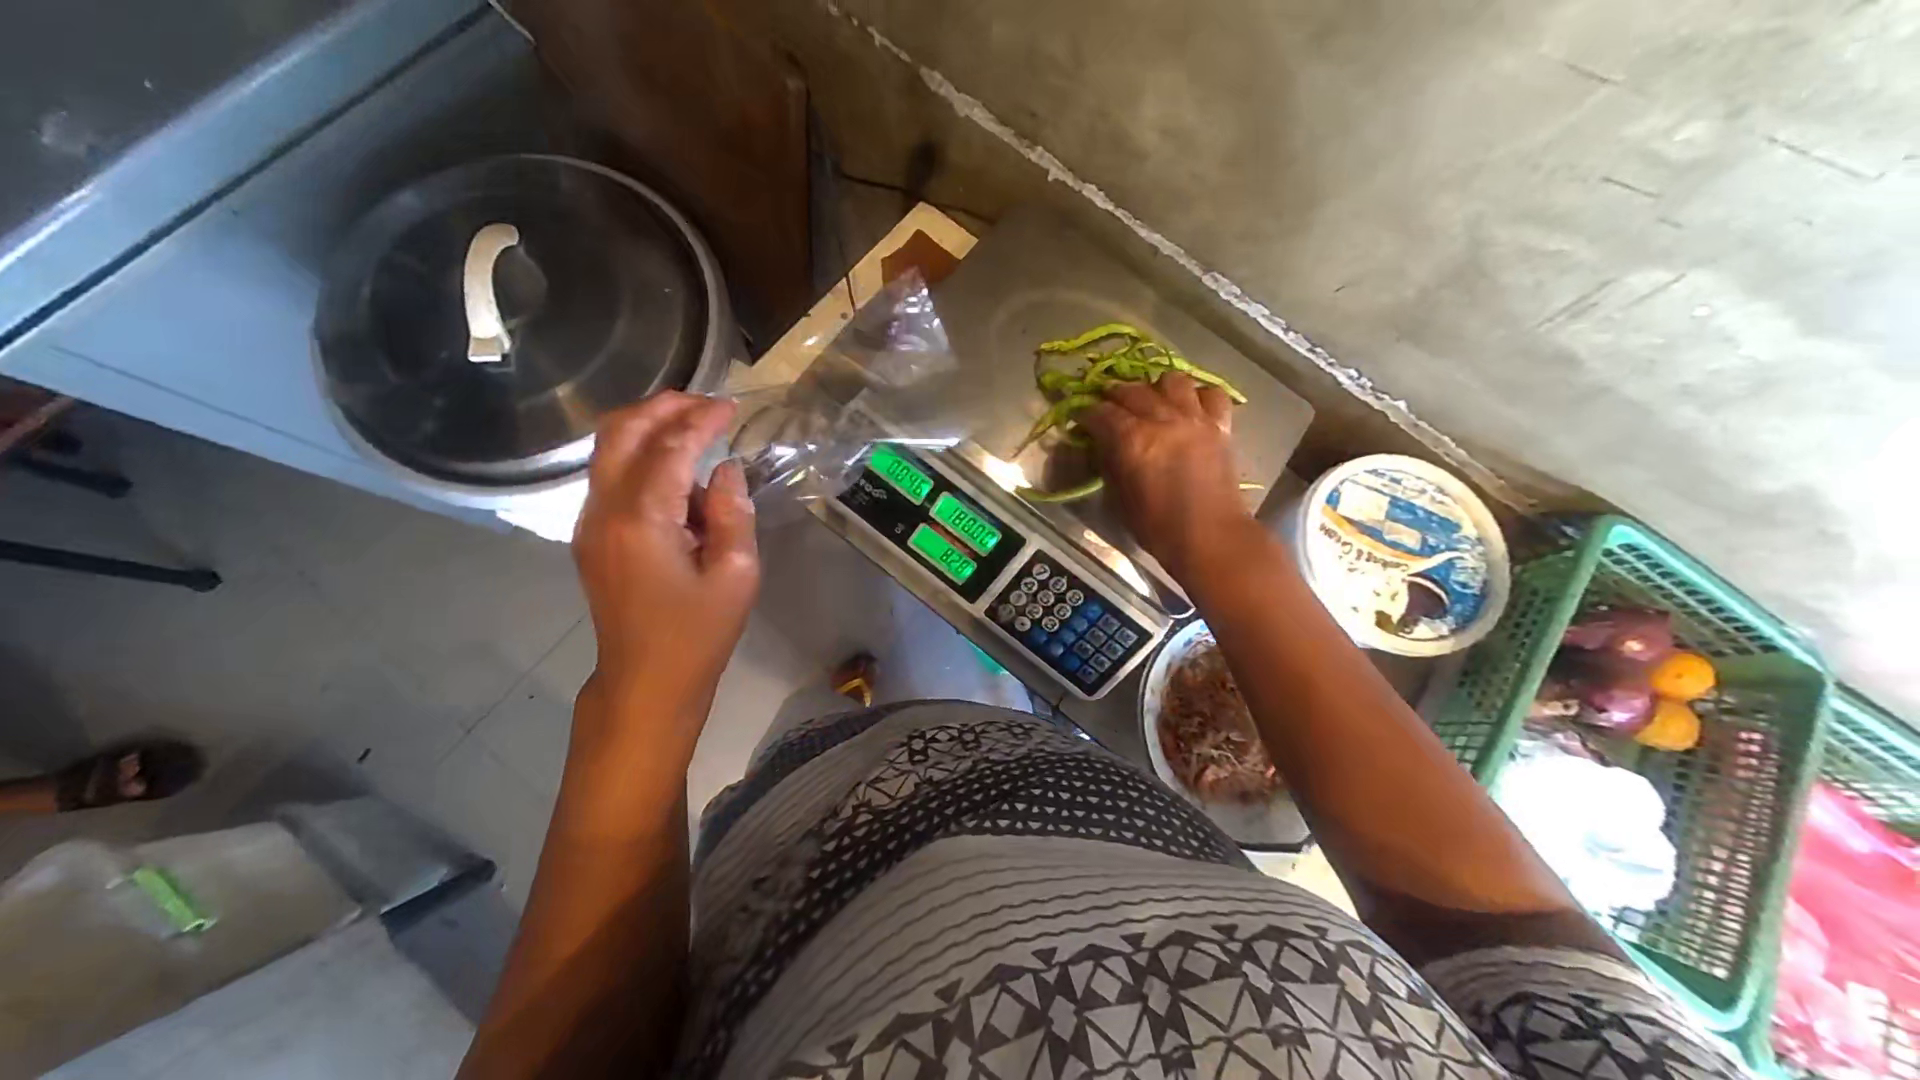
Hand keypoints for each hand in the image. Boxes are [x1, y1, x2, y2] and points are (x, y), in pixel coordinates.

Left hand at [572, 393, 758, 721]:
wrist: (646, 682)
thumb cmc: (698, 634)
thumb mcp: (736, 574)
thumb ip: (732, 512)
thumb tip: (724, 470)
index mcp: (641, 520)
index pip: (670, 447)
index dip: (701, 419)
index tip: (731, 405)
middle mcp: (604, 510)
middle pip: (621, 432)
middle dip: (662, 407)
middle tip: (705, 403)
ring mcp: (589, 523)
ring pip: (607, 449)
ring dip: (647, 426)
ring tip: (691, 424)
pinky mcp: (590, 536)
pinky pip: (610, 476)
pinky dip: (639, 455)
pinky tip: (675, 469)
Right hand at [1078, 372, 1258, 580]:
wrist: (1210, 537)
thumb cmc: (1158, 526)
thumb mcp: (1119, 497)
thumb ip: (1109, 463)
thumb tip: (1102, 444)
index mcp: (1132, 439)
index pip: (1100, 412)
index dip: (1086, 414)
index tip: (1081, 419)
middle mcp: (1162, 419)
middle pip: (1132, 390)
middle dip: (1114, 396)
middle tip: (1108, 407)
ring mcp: (1194, 419)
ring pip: (1172, 381)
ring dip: (1156, 388)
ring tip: (1151, 401)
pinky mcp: (1220, 425)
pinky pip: (1211, 394)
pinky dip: (1198, 396)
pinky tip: (1189, 407)